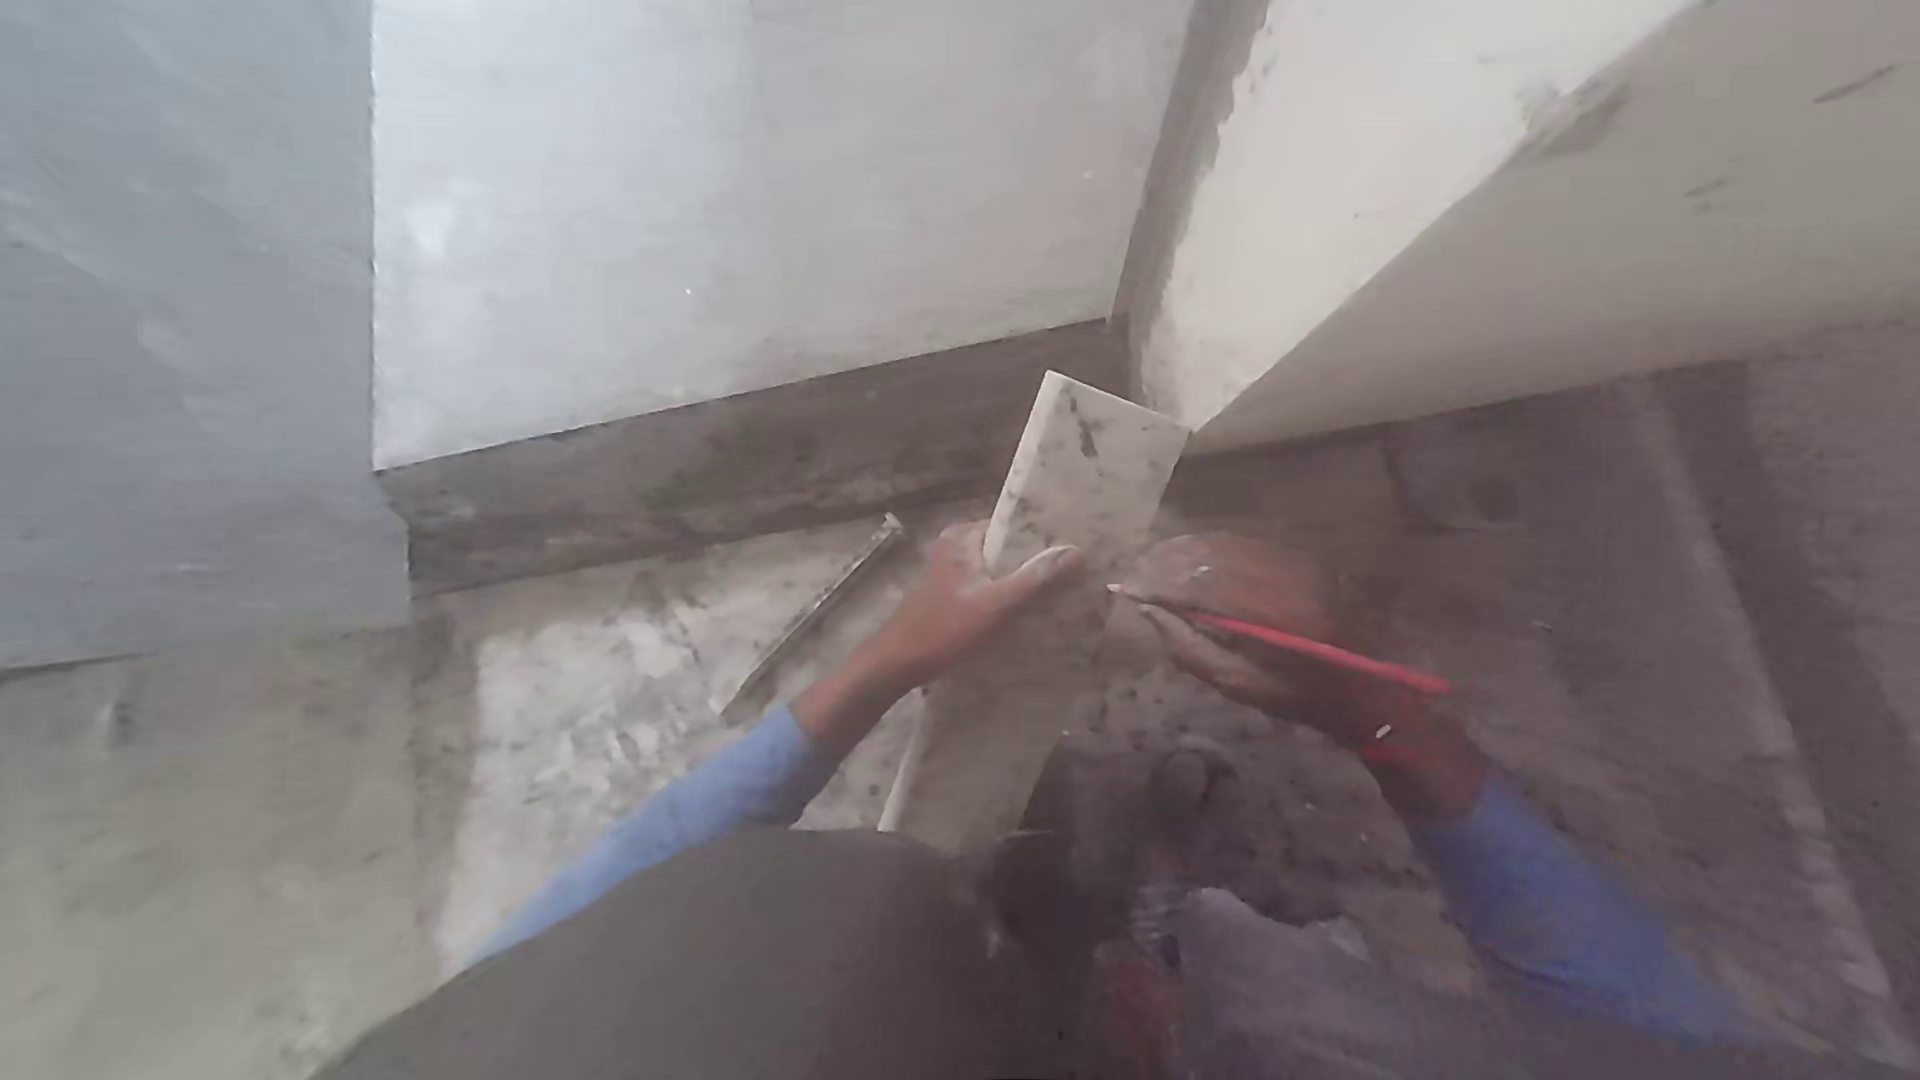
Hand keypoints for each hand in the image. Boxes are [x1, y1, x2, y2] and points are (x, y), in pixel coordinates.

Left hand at [860, 520, 1084, 691]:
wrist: (897, 663)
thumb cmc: (946, 629)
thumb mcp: (997, 604)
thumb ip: (1036, 579)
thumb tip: (1076, 552)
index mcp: (962, 536)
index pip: (1013, 524)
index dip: (1044, 537)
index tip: (1075, 549)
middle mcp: (953, 544)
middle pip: (1006, 547)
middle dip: (1035, 560)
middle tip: (1073, 573)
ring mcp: (948, 569)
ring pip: (996, 568)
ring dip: (1021, 580)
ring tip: (1059, 591)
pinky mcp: (947, 592)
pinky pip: (985, 585)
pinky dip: (1003, 594)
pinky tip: (1026, 610)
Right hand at [1117, 534, 1385, 747]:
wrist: (1368, 687)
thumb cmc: (1296, 695)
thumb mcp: (1236, 683)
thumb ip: (1188, 646)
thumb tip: (1148, 611)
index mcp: (1264, 615)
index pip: (1195, 584)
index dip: (1156, 582)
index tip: (1125, 588)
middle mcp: (1277, 577)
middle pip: (1205, 556)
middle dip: (1162, 561)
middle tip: (1133, 570)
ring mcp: (1291, 562)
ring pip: (1222, 543)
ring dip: (1181, 549)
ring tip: (1151, 559)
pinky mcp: (1297, 557)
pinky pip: (1242, 542)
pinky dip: (1208, 545)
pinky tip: (1187, 553)